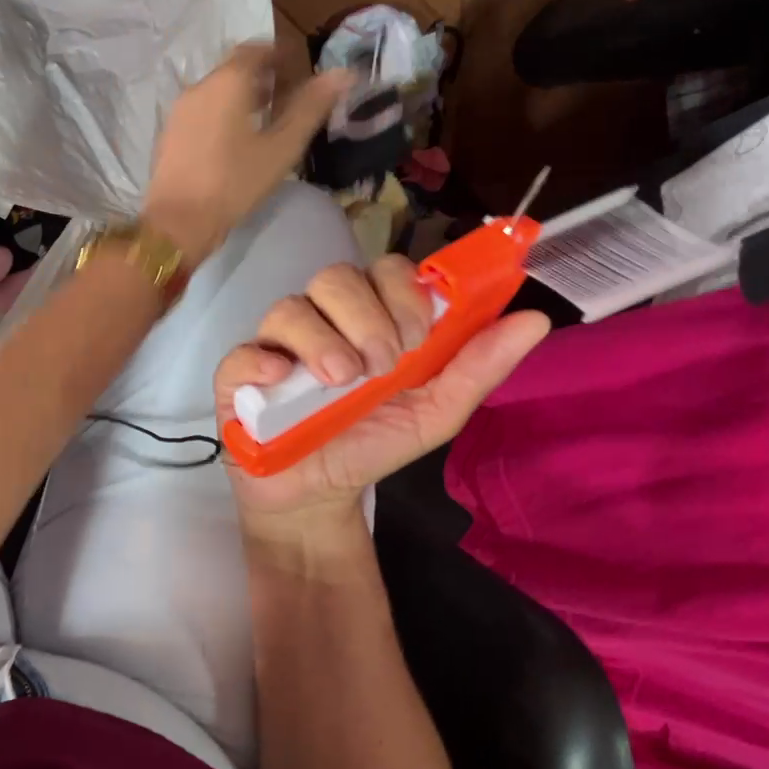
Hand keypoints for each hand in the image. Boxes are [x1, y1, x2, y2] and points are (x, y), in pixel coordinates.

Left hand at [144, 43, 352, 264]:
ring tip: (262, 124)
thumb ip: (311, 107)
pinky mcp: (166, 139)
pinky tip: (231, 144)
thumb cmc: (232, 185)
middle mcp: (197, 89)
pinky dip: (218, 117)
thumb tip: (342, 74)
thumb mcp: (281, 148)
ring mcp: (177, 114)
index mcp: (227, 81)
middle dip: (261, 79)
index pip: (258, 50)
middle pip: (233, 70)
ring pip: (214, 93)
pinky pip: (198, 115)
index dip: (281, 59)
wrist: (175, 226)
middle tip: (284, 101)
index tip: (299, 78)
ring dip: (239, 99)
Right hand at [215, 256, 550, 534]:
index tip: (419, 338)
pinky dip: (262, 360)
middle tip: (381, 366)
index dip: (404, 291)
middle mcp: (321, 324)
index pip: (385, 270)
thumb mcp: (434, 413)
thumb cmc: (369, 446)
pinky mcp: (236, 381)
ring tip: (340, 381)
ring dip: (322, 338)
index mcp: (371, 321)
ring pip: (288, 308)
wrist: (315, 497)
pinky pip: (241, 353)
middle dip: (366, 315)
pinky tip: (281, 380)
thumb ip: (476, 368)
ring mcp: (275, 350)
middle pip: (334, 278)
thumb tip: (532, 318)